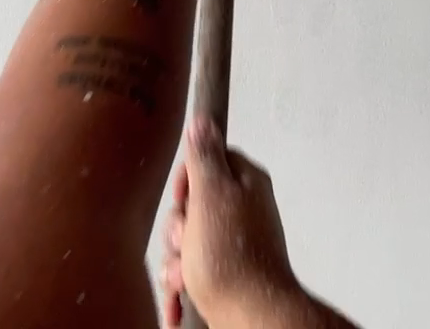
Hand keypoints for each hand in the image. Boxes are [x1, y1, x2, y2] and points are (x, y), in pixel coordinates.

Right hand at [159, 117, 301, 328]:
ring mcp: (237, 241)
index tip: (182, 200)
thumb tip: (203, 120)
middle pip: (195, 205)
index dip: (188, 181)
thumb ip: (204, 158)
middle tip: (186, 243)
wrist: (252, 316)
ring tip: (184, 278)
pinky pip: (196, 271)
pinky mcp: (230, 272)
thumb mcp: (210, 195)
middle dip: (179, 230)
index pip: (209, 160)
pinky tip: (180, 300)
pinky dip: (183, 286)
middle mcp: (244, 208)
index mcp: (246, 182)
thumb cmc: (231, 256)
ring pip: (190, 241)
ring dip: (178, 262)